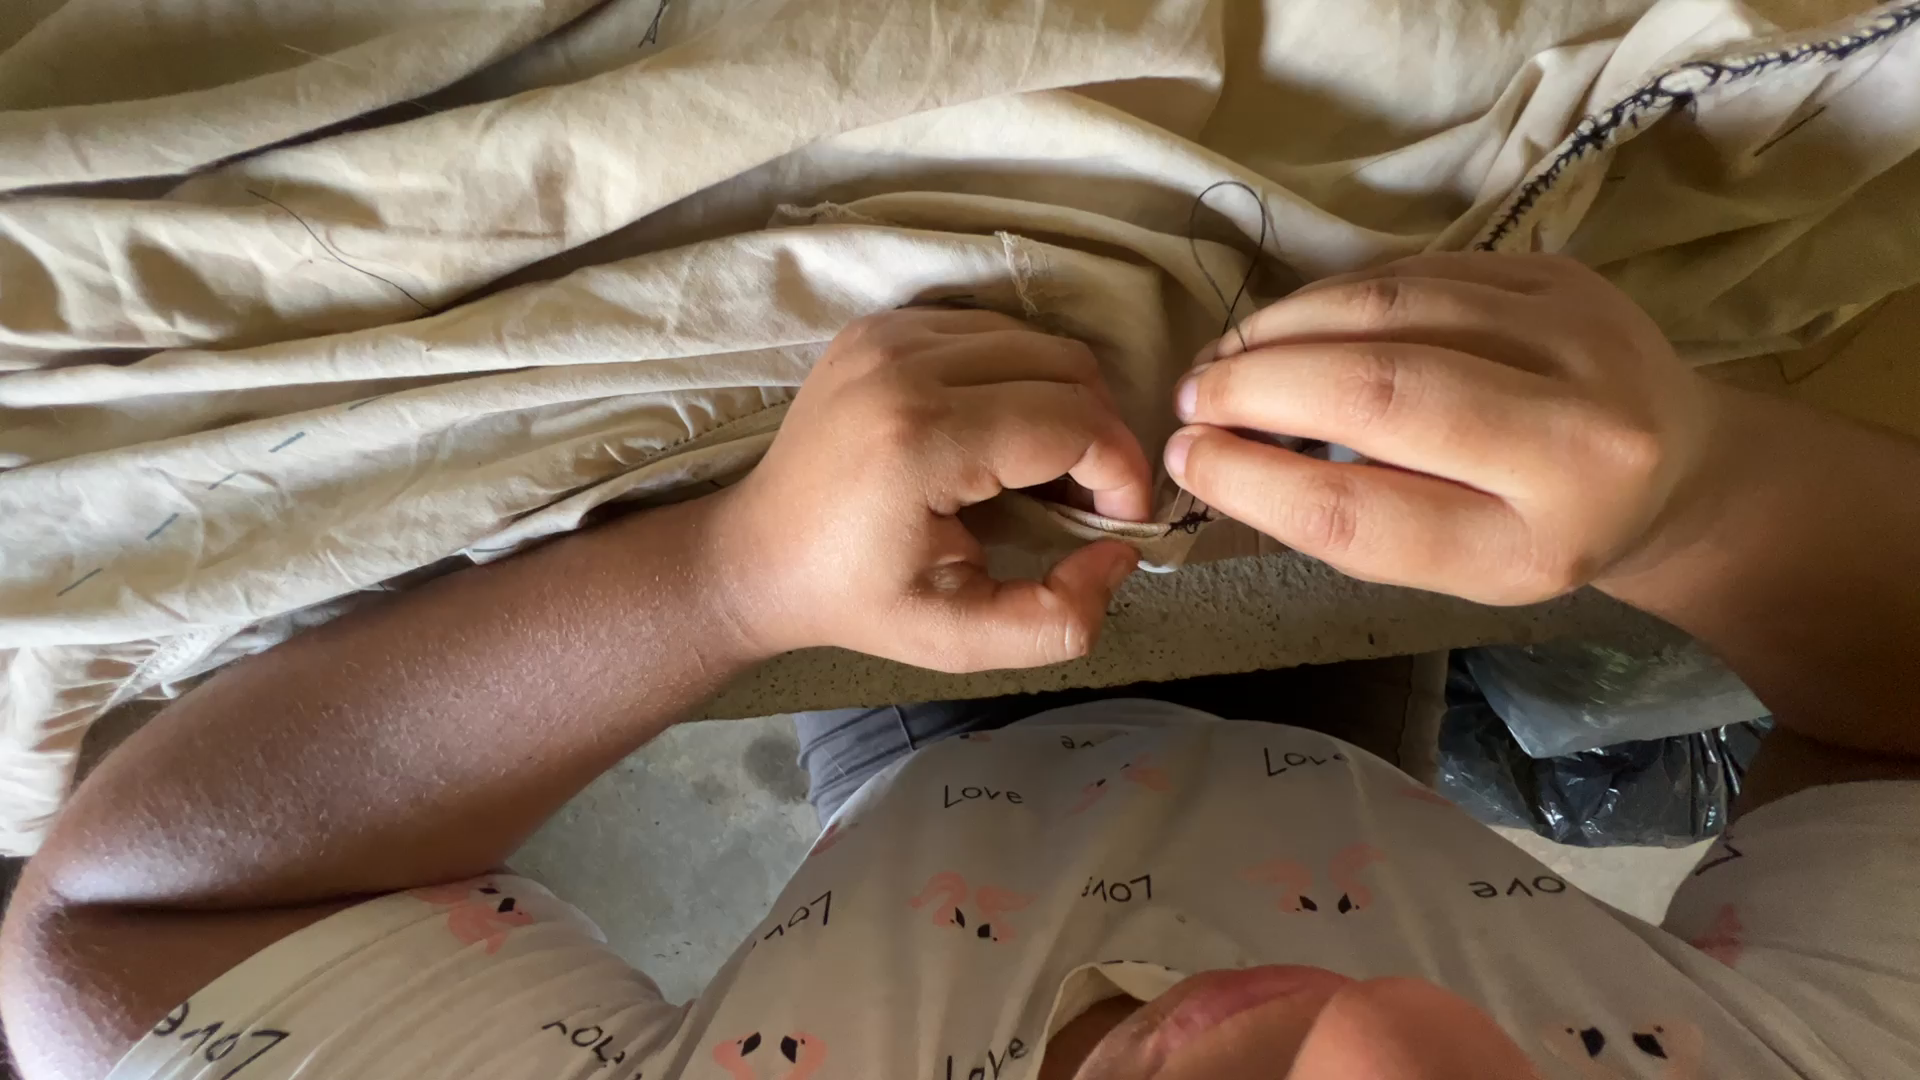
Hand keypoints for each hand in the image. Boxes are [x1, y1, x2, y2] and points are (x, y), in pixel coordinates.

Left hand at [706, 307, 1152, 670]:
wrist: (760, 555)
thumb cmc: (858, 601)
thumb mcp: (962, 642)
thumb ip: (1060, 620)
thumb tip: (1121, 551)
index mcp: (922, 441)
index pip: (1073, 423)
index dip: (1121, 473)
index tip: (1116, 522)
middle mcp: (904, 366)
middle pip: (1067, 369)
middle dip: (1102, 437)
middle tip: (1087, 499)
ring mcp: (888, 334)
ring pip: (1037, 341)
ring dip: (1065, 404)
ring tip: (1048, 469)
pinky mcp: (880, 327)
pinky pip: (992, 331)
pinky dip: (1020, 378)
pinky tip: (1003, 432)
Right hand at [1161, 253, 1720, 604]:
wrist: (1669, 469)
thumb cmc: (1524, 535)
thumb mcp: (1437, 566)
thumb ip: (1335, 517)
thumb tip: (1211, 450)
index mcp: (1532, 541)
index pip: (1357, 512)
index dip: (1248, 480)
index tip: (1182, 457)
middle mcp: (1578, 434)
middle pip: (1377, 391)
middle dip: (1252, 388)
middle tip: (1188, 399)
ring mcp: (1575, 332)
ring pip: (1383, 311)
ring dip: (1273, 332)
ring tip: (1218, 362)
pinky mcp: (1550, 271)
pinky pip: (1401, 275)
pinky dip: (1317, 302)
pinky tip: (1279, 331)